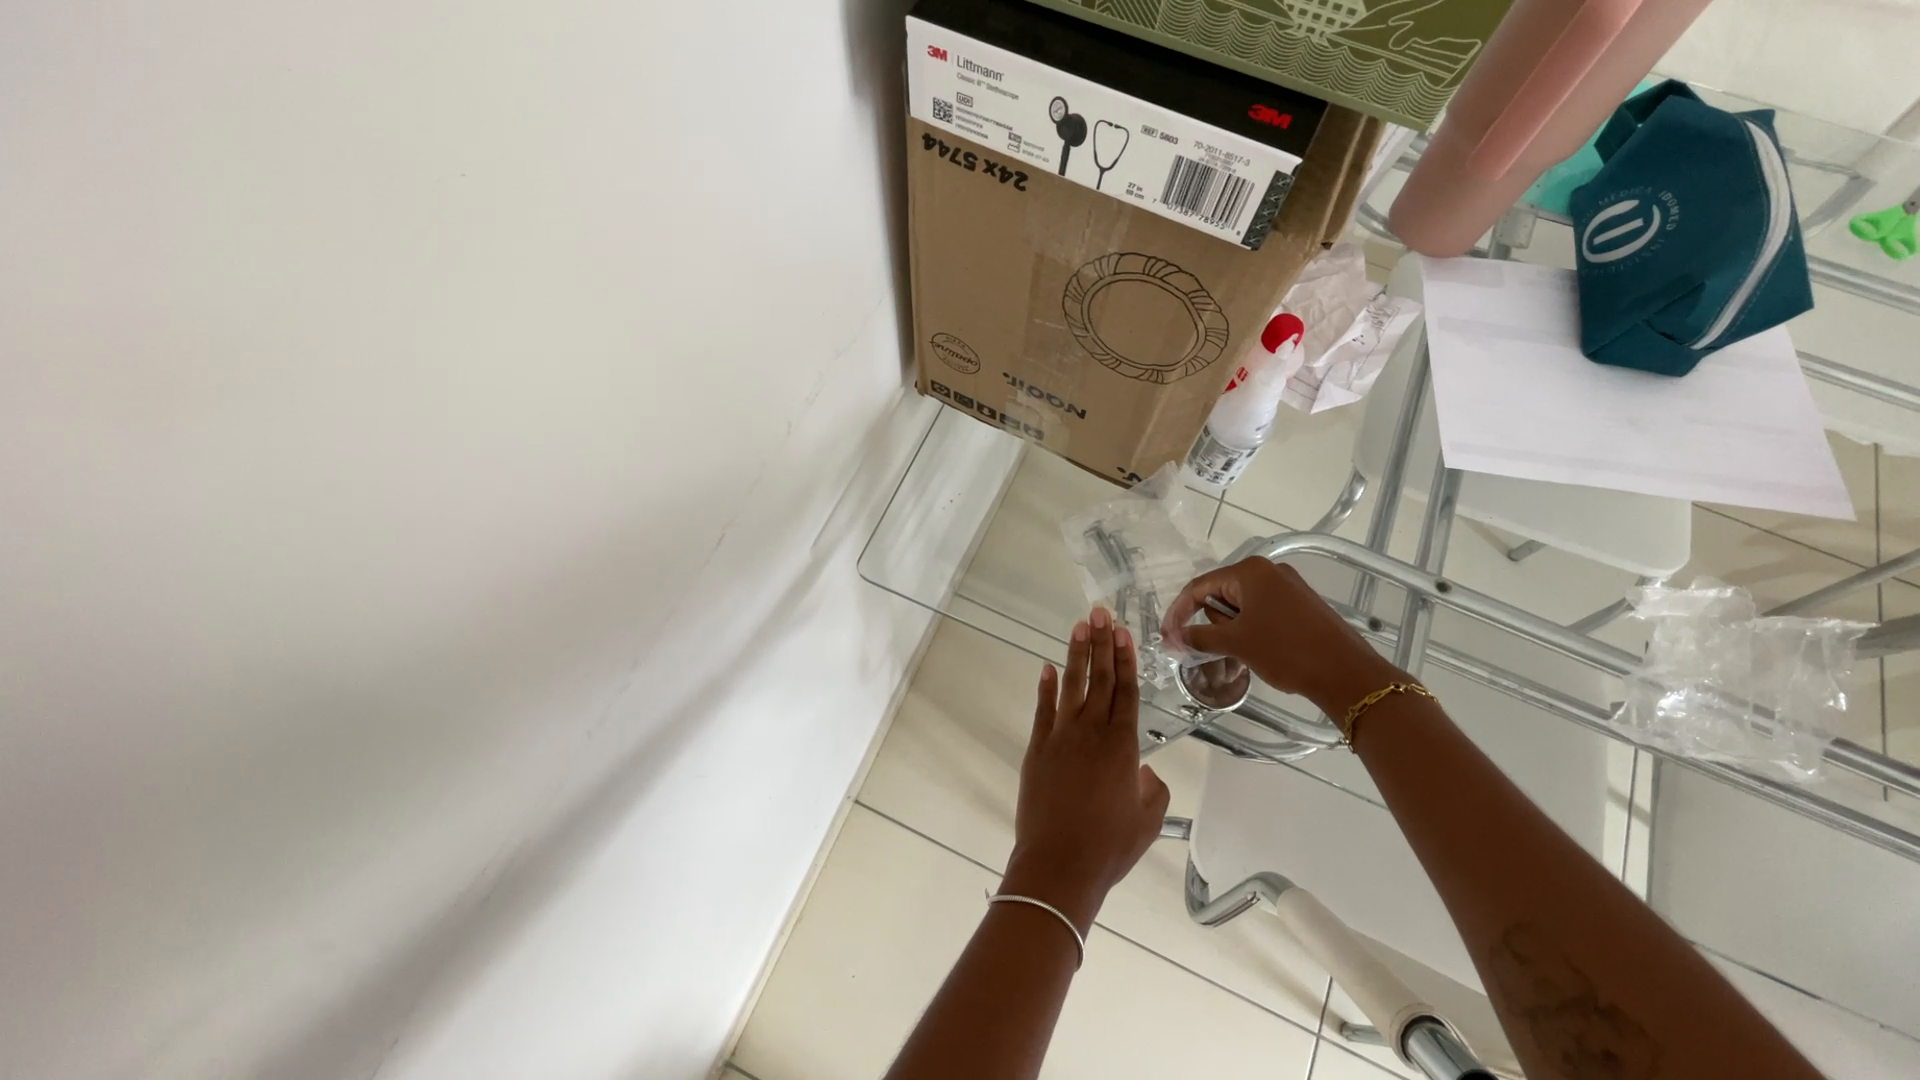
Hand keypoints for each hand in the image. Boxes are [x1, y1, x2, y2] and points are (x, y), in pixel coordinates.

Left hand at [1003, 607, 1170, 933]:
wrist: (1059, 863)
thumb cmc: (1109, 846)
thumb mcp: (1148, 820)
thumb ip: (1152, 789)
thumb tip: (1143, 772)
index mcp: (1123, 746)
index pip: (1126, 691)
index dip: (1126, 659)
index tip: (1123, 632)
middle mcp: (1091, 733)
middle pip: (1100, 679)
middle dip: (1101, 644)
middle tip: (1101, 613)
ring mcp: (1060, 738)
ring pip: (1071, 686)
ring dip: (1076, 654)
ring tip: (1078, 625)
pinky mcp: (1037, 750)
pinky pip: (1042, 711)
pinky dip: (1045, 688)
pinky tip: (1047, 668)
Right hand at [1160, 557, 1401, 716]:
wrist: (1345, 673)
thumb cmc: (1286, 650)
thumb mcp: (1235, 643)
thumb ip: (1198, 637)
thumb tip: (1172, 639)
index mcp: (1250, 572)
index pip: (1200, 587)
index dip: (1179, 612)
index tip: (1168, 638)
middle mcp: (1269, 572)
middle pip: (1220, 594)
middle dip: (1209, 622)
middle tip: (1208, 650)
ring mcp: (1288, 588)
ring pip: (1241, 606)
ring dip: (1230, 630)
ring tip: (1237, 655)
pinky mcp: (1300, 606)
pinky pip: (1261, 613)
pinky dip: (1250, 631)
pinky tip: (1255, 652)